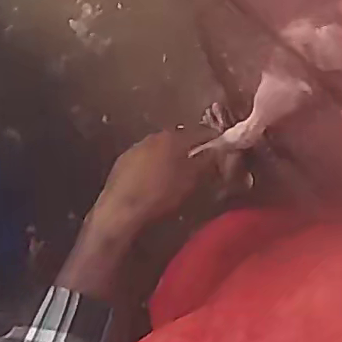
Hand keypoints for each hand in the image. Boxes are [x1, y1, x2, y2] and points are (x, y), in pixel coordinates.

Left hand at [88, 129, 214, 235]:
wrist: (120, 210)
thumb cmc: (161, 194)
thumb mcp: (191, 180)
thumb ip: (207, 162)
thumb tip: (218, 150)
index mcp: (173, 137)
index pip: (200, 132)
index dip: (213, 138)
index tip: (221, 145)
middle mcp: (154, 136)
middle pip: (178, 138)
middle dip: (189, 148)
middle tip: (199, 162)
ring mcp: (135, 148)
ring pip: (160, 149)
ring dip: (169, 157)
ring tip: (175, 174)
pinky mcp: (122, 162)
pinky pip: (144, 159)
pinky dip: (152, 166)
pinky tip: (153, 181)